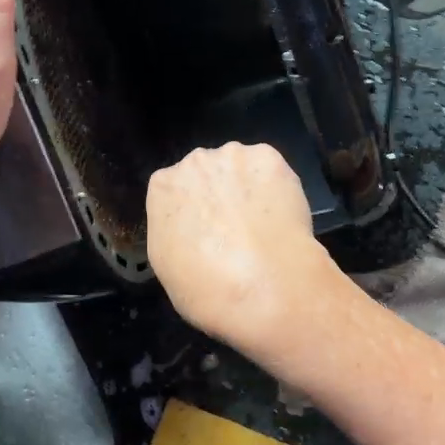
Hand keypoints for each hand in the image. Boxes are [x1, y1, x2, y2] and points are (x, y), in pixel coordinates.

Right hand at [145, 143, 353, 357]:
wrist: (266, 288)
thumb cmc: (207, 289)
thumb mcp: (167, 266)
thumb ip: (171, 231)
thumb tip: (189, 227)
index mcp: (162, 186)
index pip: (173, 190)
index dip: (191, 211)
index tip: (204, 233)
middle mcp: (194, 161)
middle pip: (206, 173)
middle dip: (218, 194)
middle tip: (235, 230)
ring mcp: (233, 156)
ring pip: (240, 168)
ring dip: (247, 189)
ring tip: (263, 225)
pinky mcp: (269, 159)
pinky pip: (270, 172)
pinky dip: (276, 188)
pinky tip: (281, 218)